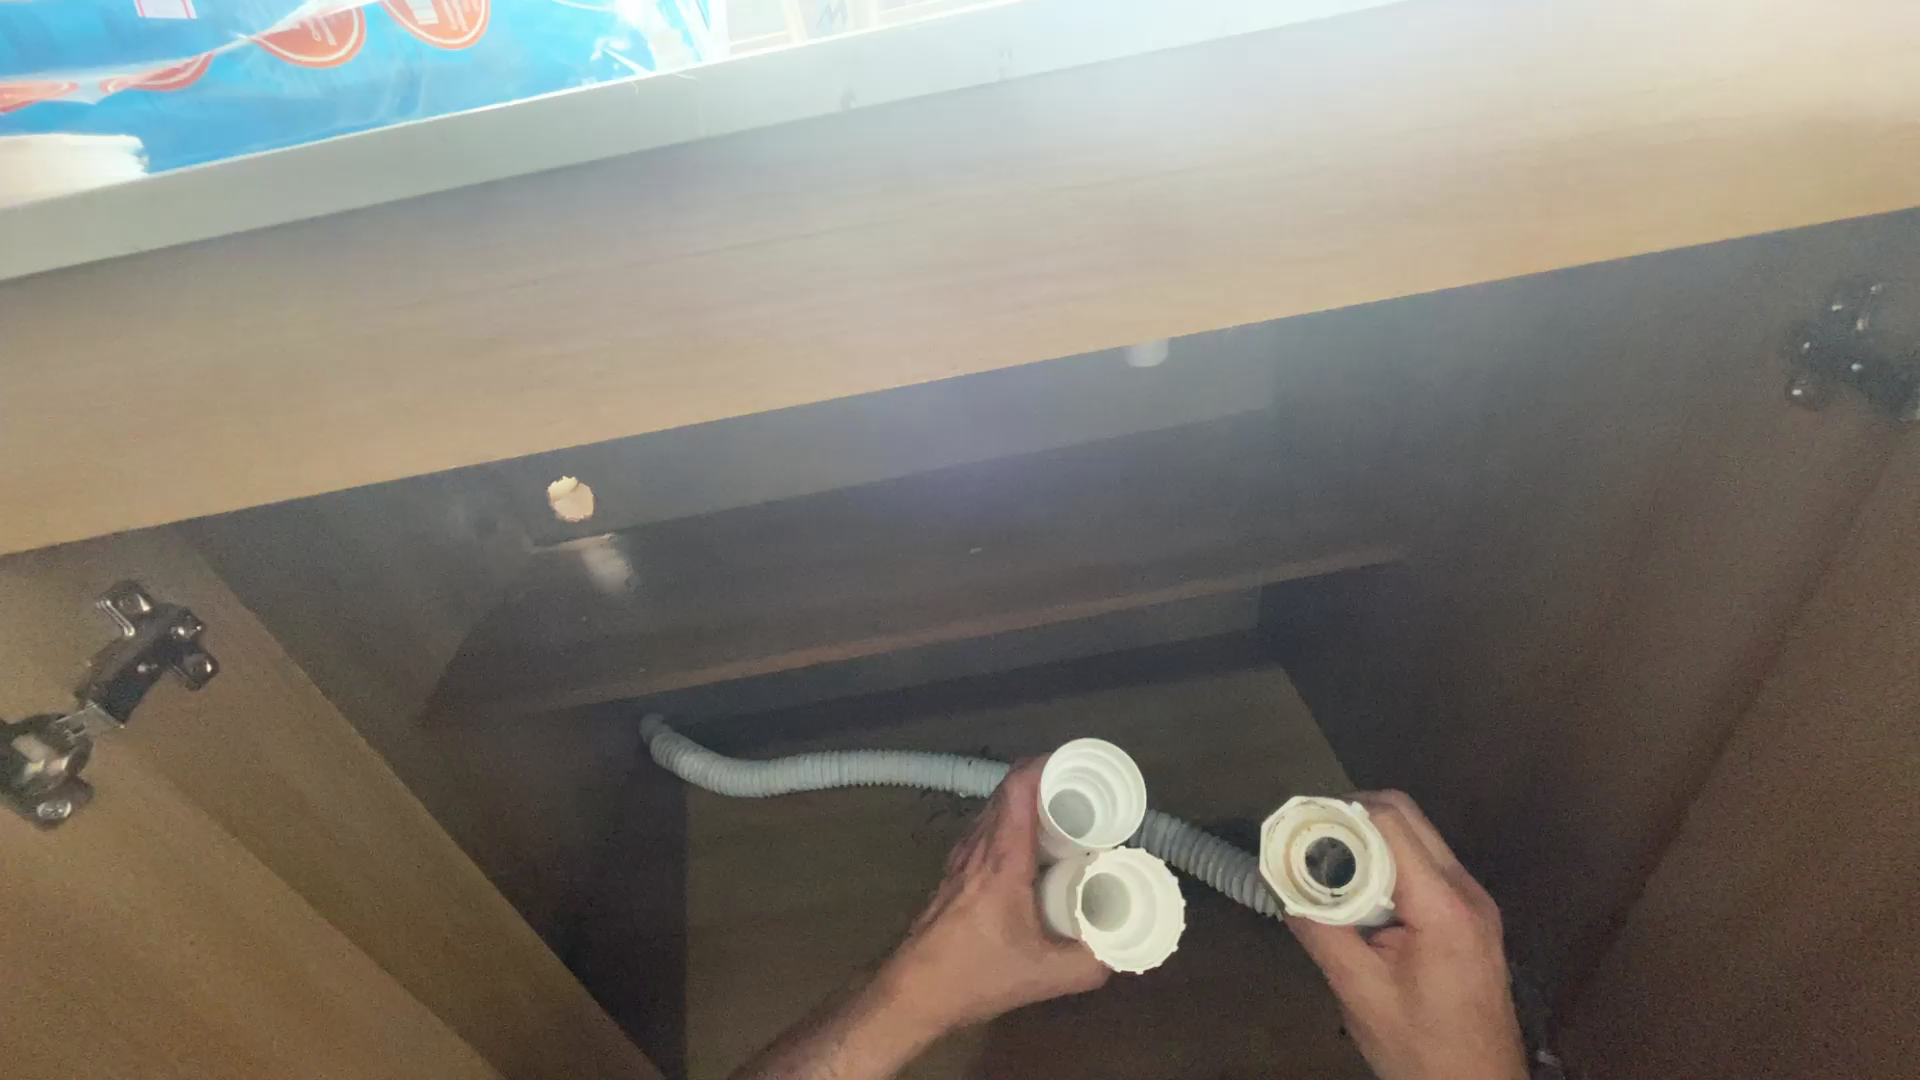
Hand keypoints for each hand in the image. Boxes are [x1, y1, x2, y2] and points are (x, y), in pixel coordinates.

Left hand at [876, 757, 1111, 1036]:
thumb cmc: (976, 974)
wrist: (915, 989)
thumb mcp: (1044, 976)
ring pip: (995, 806)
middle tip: (1080, 792)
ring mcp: (962, 854)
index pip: (1018, 787)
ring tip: (1060, 813)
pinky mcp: (954, 868)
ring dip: (1025, 799)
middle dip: (1044, 779)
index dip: (1046, 765)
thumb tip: (1118, 948)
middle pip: (1008, 790)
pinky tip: (1028, 845)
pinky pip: (986, 826)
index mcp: (1001, 856)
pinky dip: (1010, 820)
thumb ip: (1089, 963)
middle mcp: (979, 844)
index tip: (1077, 767)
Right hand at [1287, 790, 1527, 1079]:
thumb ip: (1318, 928)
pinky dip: (1384, 856)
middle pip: (1405, 814)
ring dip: (1367, 833)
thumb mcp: (1358, 991)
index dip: (1338, 811)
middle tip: (1307, 834)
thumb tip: (1276, 880)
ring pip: (1414, 832)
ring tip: (1325, 856)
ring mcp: (1473, 901)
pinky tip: (1355, 884)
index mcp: (1444, 908)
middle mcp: (1466, 891)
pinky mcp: (1469, 913)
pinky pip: (1422, 859)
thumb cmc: (1422, 1049)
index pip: (1389, 823)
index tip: (1298, 825)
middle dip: (1350, 812)